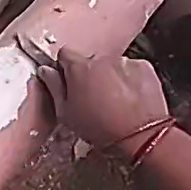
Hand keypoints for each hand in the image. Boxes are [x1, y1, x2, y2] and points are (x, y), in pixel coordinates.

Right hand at [35, 48, 171, 155]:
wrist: (140, 136)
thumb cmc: (100, 128)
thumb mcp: (66, 113)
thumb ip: (53, 87)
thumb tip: (45, 71)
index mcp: (79, 68)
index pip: (65, 53)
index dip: (65, 67)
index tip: (68, 80)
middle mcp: (102, 59)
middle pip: (89, 61)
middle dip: (88, 74)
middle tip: (91, 98)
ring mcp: (125, 62)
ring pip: (111, 66)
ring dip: (109, 77)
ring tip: (113, 101)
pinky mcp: (144, 68)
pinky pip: (130, 69)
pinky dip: (128, 80)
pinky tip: (128, 98)